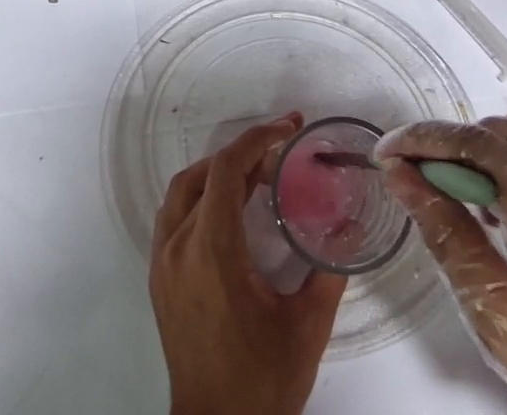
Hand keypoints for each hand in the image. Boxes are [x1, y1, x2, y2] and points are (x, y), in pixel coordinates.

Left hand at [150, 113, 347, 414]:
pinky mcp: (159, 280)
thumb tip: (348, 230)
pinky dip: (201, 198)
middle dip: (240, 152)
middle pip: (200, 174)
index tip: (287, 127)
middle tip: (280, 150)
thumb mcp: (307, 326)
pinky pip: (173, 218)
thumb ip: (328, 272)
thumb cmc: (261, 379)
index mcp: (210, 252)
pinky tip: (231, 210)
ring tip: (258, 174)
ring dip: (216, 173)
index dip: (256, 139)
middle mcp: (177, 249)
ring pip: (181, 193)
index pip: (224, 170)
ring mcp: (161, 264)